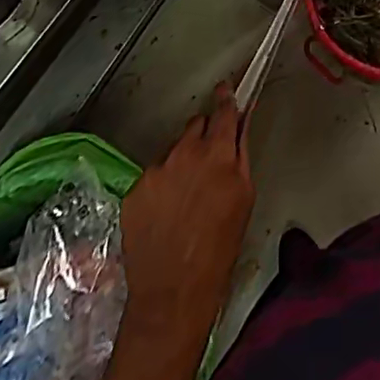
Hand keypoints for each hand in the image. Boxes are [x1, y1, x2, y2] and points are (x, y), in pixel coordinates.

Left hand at [117, 82, 253, 338]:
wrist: (174, 291)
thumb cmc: (220, 248)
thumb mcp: (244, 198)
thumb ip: (241, 155)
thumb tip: (240, 126)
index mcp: (217, 154)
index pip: (223, 112)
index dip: (226, 98)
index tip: (225, 88)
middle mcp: (184, 154)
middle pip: (195, 126)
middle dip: (204, 136)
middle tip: (211, 161)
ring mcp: (155, 170)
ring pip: (173, 151)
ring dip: (182, 162)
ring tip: (188, 197)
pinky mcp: (134, 189)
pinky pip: (153, 175)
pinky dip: (162, 185)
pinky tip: (168, 211)